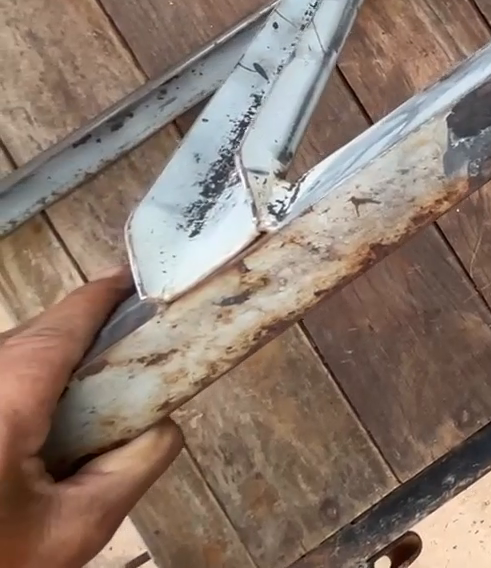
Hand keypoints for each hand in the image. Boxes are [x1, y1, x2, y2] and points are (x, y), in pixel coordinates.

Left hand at [1, 274, 181, 567]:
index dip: (105, 296)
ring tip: (74, 405)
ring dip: (35, 372)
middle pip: (22, 345)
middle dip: (75, 340)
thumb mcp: (81, 528)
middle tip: (124, 357)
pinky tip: (24, 436)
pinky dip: (9, 398)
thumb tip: (159, 418)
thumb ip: (141, 458)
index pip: (60, 326)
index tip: (142, 280)